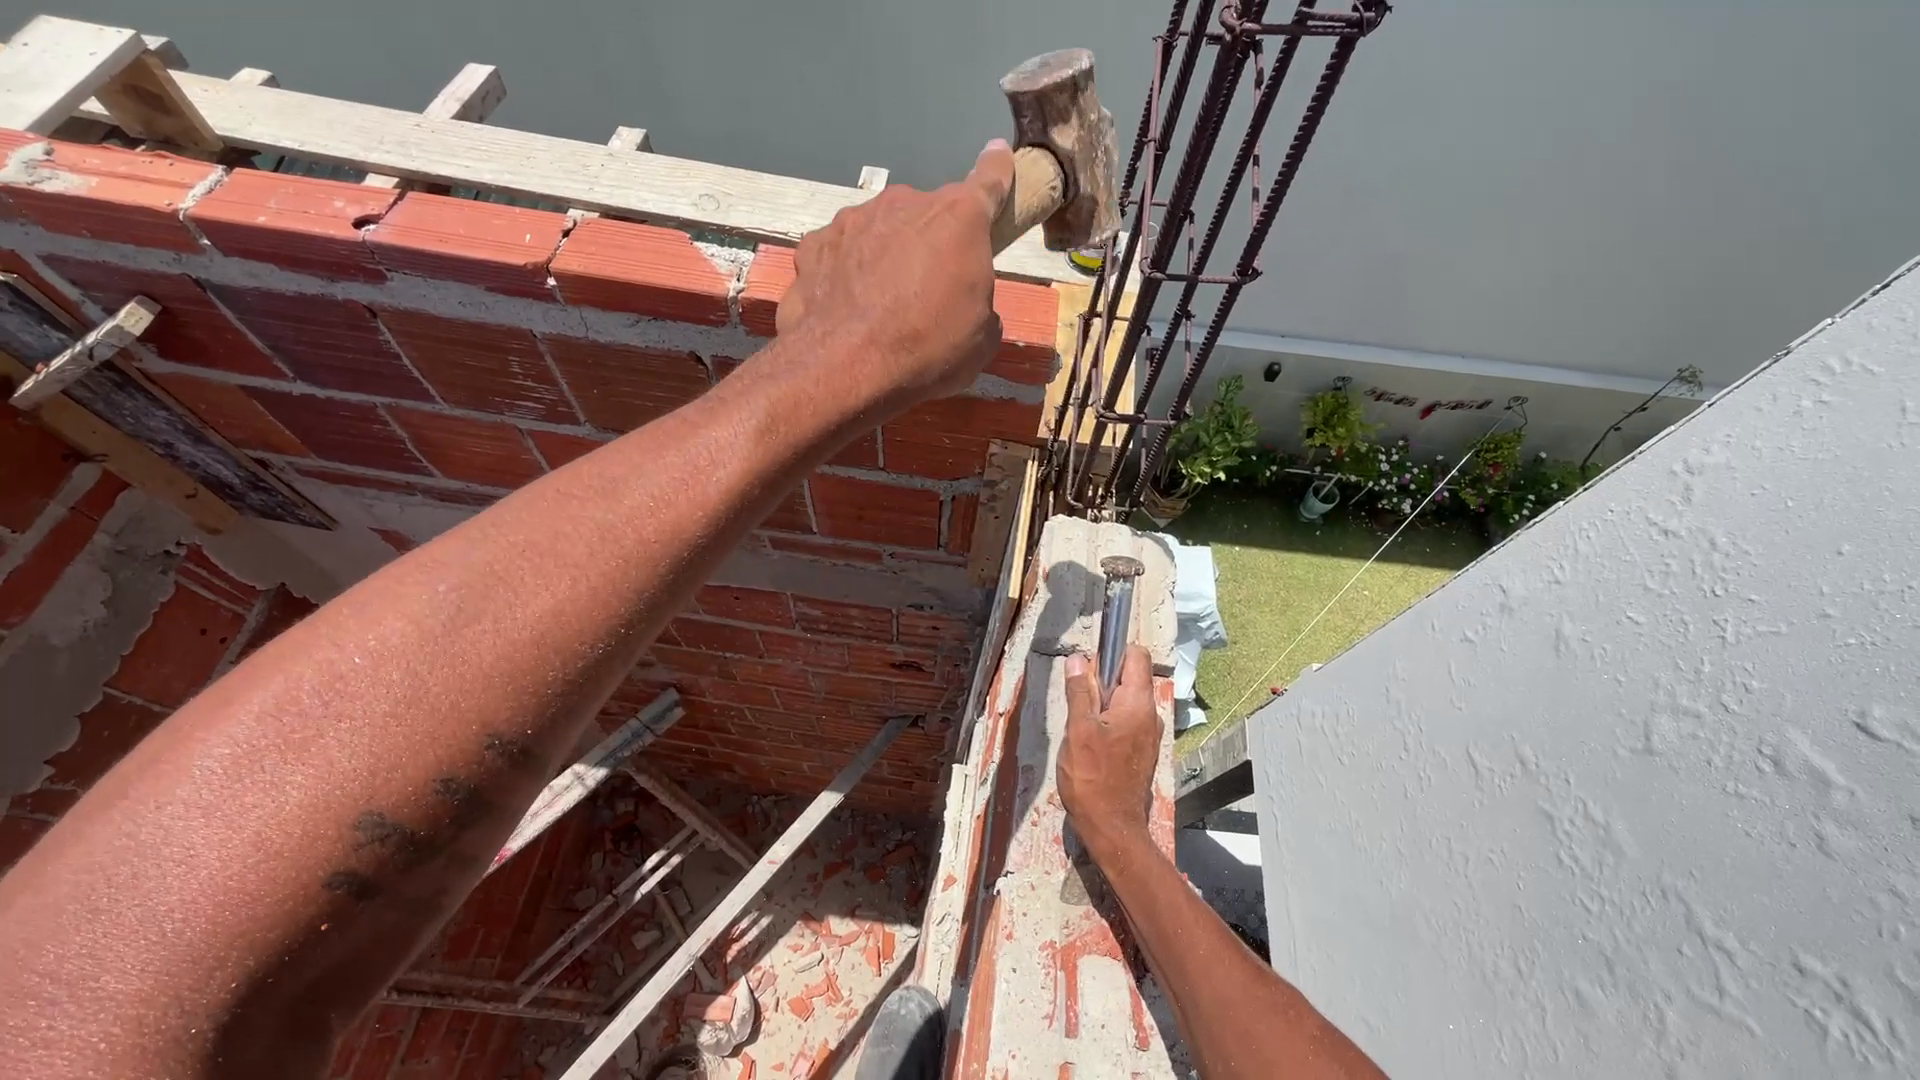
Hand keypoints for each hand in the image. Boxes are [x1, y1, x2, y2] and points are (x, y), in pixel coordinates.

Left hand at [776, 140, 1014, 412]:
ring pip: (880, 230)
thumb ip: (980, 304)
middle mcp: (905, 203)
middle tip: (929, 290)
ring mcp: (853, 220)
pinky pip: (841, 252)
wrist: (846, 367)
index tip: (997, 155)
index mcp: (959, 219)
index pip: (988, 181)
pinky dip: (846, 272)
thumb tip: (966, 305)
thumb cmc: (929, 350)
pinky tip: (845, 306)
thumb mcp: (981, 339)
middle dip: (931, 242)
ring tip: (881, 305)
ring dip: (886, 255)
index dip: (996, 171)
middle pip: (927, 213)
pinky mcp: (814, 244)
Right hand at [1058, 645, 1161, 863]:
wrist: (1111, 828)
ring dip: (1103, 704)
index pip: (1136, 655)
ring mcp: (1148, 735)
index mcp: (1138, 703)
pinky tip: (1091, 744)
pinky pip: (1126, 722)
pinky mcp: (1142, 751)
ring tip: (1082, 727)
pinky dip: (1109, 723)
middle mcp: (1150, 715)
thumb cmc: (1092, 777)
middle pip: (1130, 678)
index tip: (1088, 667)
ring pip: (1126, 701)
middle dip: (1102, 681)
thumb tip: (1077, 659)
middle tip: (1078, 703)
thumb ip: (1078, 692)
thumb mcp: (1077, 730)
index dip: (1113, 652)